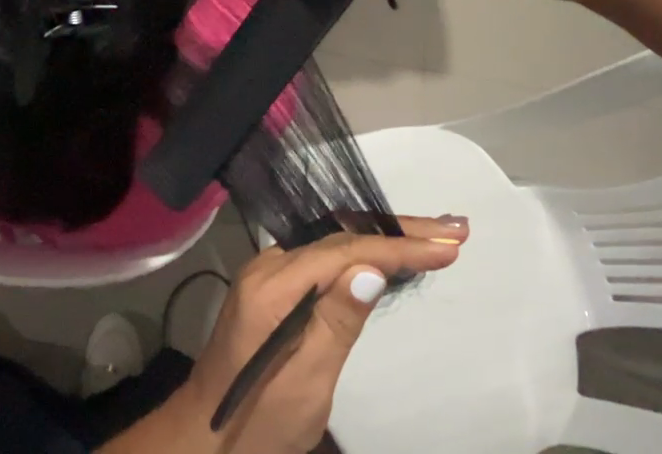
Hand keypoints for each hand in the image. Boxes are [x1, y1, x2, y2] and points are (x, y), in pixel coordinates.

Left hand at [162, 221, 467, 453]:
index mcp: (271, 285)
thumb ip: (337, 321)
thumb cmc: (262, 418)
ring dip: (381, 236)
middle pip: (337, 235)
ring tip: (432, 234)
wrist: (208, 433)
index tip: (448, 246)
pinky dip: (359, 252)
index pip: (342, 251)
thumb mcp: (307, 379)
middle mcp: (266, 266)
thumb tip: (370, 268)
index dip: (396, 246)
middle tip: (453, 228)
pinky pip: (321, 257)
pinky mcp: (273, 287)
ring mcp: (267, 274)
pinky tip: (387, 255)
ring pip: (331, 241)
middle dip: (396, 230)